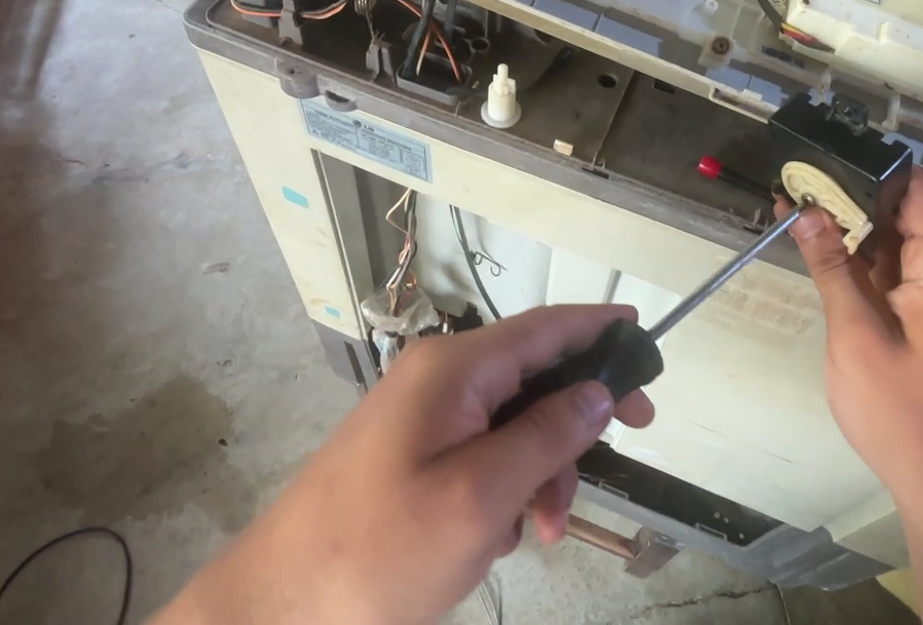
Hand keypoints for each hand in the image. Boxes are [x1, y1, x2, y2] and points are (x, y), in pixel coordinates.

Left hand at [154, 304, 655, 624]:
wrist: (278, 605)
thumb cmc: (381, 548)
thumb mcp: (480, 497)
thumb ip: (547, 437)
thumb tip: (598, 390)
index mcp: (455, 368)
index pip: (544, 326)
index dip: (597, 326)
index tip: (644, 335)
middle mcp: (440, 377)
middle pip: (533, 376)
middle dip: (576, 419)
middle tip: (629, 442)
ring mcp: (425, 414)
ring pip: (513, 421)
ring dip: (542, 467)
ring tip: (539, 531)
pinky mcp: (416, 451)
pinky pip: (483, 449)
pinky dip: (508, 483)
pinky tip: (502, 532)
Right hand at [778, 167, 922, 514]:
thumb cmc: (901, 415)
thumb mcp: (856, 337)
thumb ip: (832, 269)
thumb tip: (805, 212)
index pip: (922, 192)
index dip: (876, 170)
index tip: (825, 161)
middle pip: (908, 212)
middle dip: (853, 195)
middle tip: (797, 183)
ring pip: (899, 239)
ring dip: (853, 226)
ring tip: (797, 208)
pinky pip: (897, 270)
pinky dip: (862, 258)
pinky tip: (820, 247)